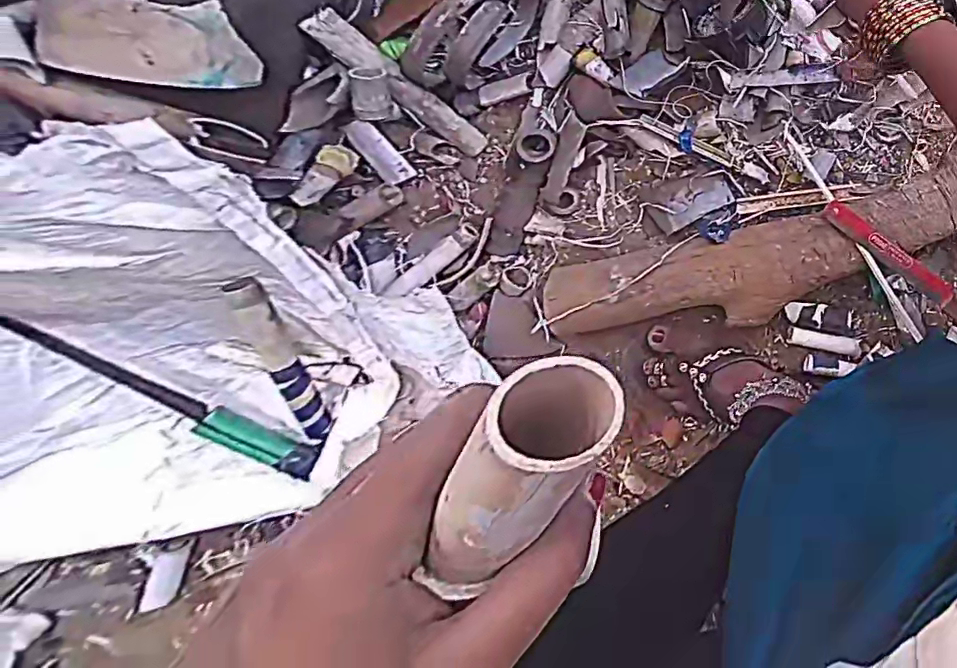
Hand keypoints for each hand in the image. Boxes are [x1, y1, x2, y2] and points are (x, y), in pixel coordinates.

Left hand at [182, 386, 595, 667]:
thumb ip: (547, 573)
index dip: (517, 416)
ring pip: (395, 478)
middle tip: (528, 504)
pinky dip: (414, 522)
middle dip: (491, 461)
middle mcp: (296, 543)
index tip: (557, 439)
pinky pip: (361, 518)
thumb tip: (586, 504)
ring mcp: (272, 566)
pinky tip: (433, 573)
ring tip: (483, 547)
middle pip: (425, 445)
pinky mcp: (268, 588)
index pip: (453, 421)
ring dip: (455, 491)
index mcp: (341, 550)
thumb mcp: (472, 665)